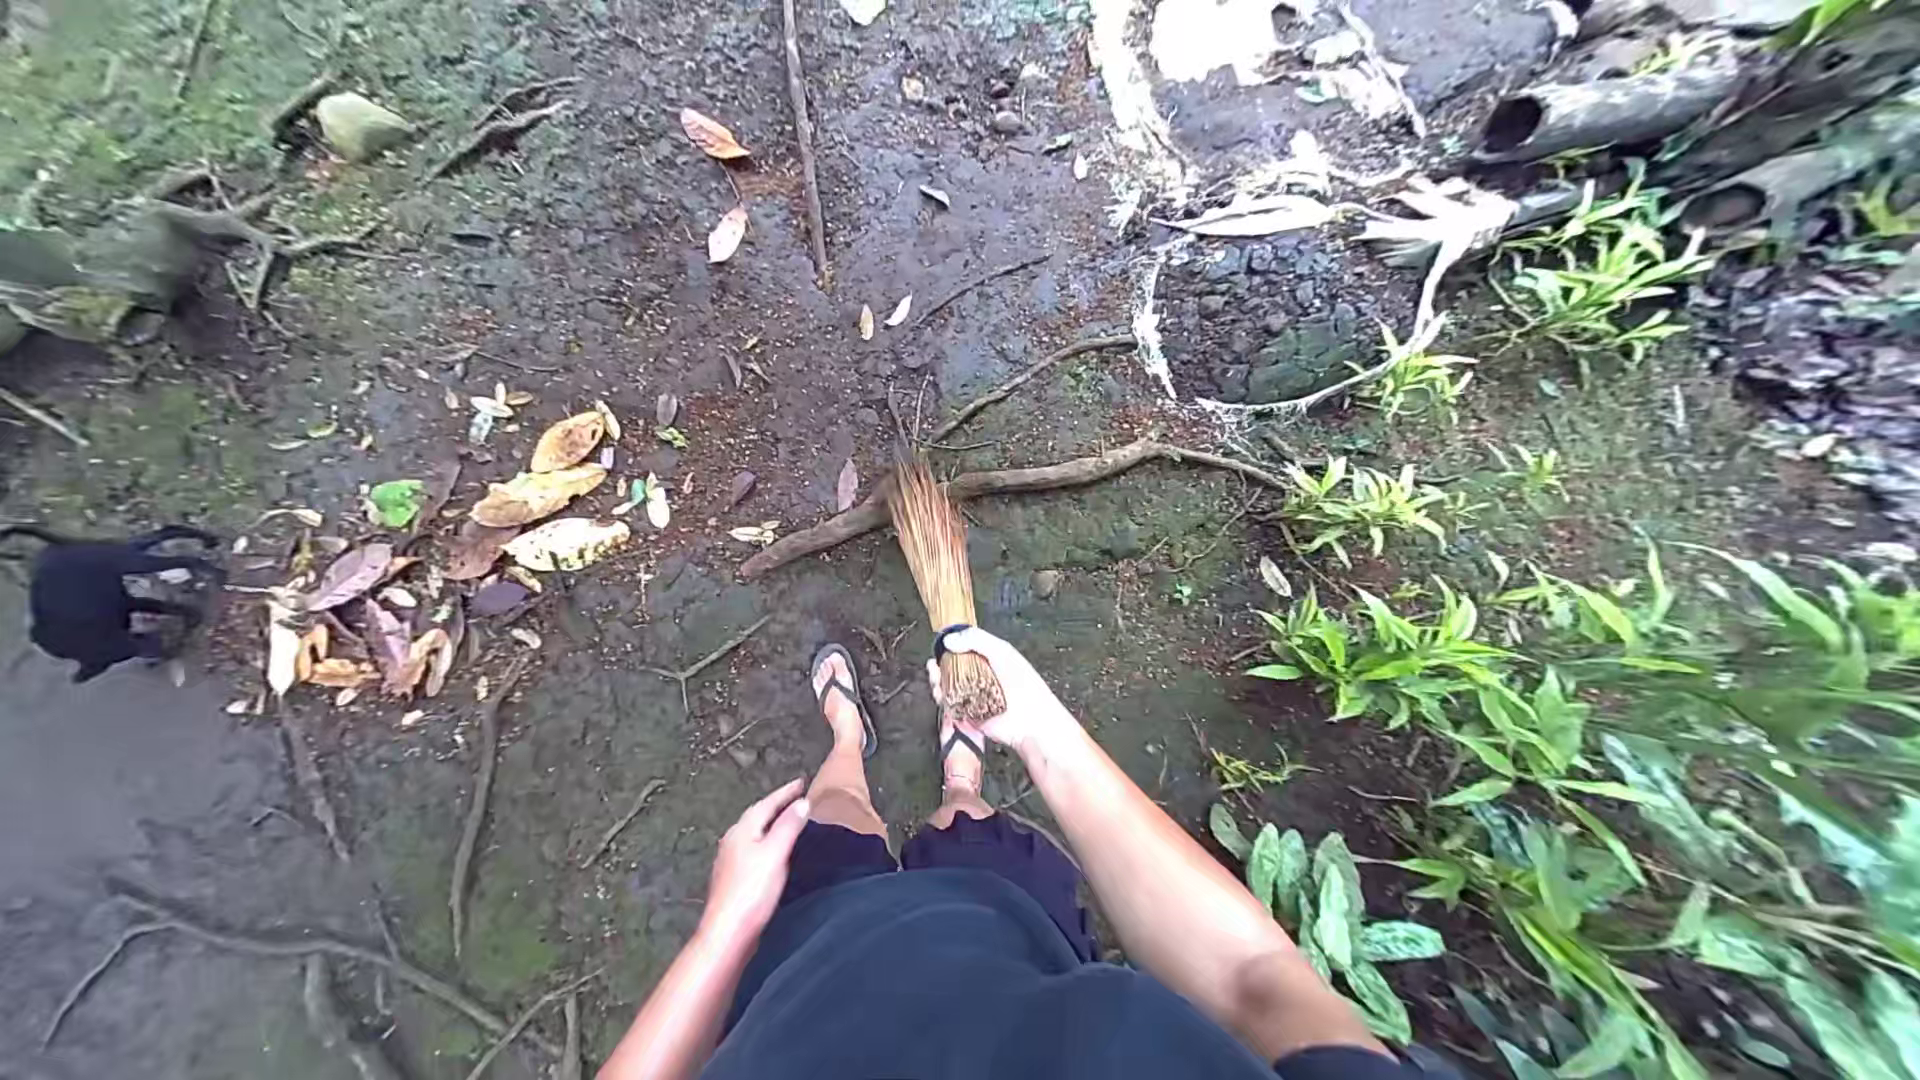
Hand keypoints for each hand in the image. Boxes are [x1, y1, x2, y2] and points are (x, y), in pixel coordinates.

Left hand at [701, 777, 809, 941]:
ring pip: (754, 832)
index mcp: (742, 830)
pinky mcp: (733, 878)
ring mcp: (730, 860)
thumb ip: (789, 826)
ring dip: (771, 822)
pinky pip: (753, 847)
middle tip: (795, 797)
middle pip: (757, 815)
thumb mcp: (775, 853)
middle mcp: (733, 841)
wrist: (727, 936)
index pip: (767, 804)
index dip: (785, 793)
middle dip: (776, 805)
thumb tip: (802, 803)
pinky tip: (773, 851)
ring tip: (788, 819)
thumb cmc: (752, 891)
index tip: (801, 783)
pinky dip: (767, 840)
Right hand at [926, 626, 1079, 756]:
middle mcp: (980, 677)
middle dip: (941, 664)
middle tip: (934, 661)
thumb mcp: (1001, 651)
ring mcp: (974, 696)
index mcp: (990, 659)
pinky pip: (950, 704)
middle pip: (953, 668)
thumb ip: (976, 639)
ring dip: (938, 680)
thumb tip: (950, 639)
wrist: (1031, 721)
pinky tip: (940, 690)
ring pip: (948, 686)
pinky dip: (942, 697)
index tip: (941, 643)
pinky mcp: (968, 713)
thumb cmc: (1025, 685)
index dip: (952, 645)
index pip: (965, 648)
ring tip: (935, 674)